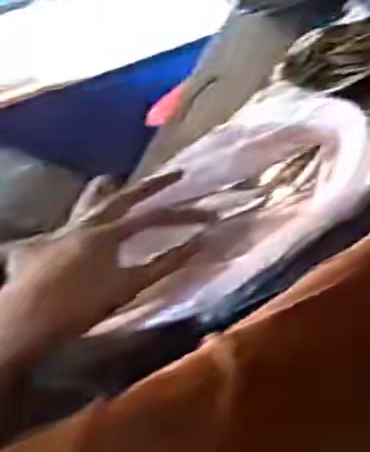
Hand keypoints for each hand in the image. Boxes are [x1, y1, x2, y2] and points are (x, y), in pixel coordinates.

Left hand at [0, 171, 212, 356]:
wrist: (14, 334)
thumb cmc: (78, 307)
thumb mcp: (132, 285)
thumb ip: (169, 261)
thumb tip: (206, 239)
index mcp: (106, 233)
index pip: (157, 216)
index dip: (187, 215)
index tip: (211, 219)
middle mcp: (78, 230)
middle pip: (119, 200)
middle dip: (149, 186)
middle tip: (174, 174)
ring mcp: (46, 243)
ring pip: (76, 212)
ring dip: (95, 197)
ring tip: (106, 183)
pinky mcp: (22, 259)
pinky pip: (30, 240)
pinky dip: (41, 234)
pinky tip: (42, 234)